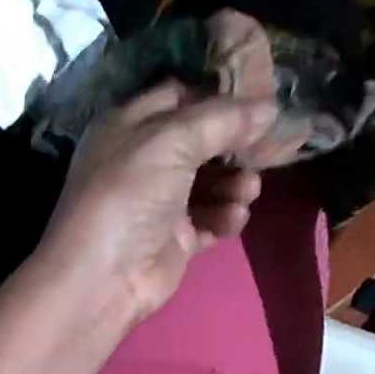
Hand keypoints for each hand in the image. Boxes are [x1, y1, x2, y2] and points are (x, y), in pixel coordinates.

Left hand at [36, 82, 281, 319]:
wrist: (105, 275)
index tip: (257, 105)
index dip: (218, 100)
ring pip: (210, 183)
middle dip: (234, 145)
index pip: (180, 98)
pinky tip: (235, 217)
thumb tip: (269, 106)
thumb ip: (223, 119)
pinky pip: (210, 221)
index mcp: (131, 126)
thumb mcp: (173, 139)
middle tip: (265, 149)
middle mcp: (144, 161)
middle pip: (201, 143)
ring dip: (235, 183)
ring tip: (248, 190)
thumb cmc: (131, 192)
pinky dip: (226, 216)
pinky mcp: (175, 240)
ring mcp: (160, 203)